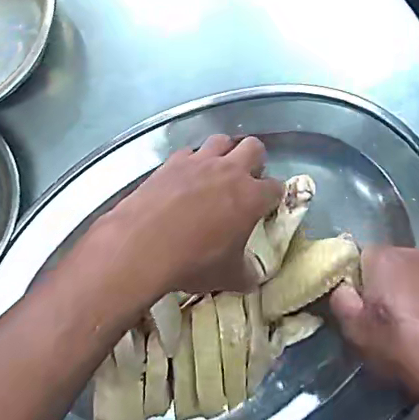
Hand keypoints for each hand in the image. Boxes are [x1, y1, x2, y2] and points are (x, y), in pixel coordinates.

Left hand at [80, 135, 280, 302]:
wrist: (143, 244)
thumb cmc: (193, 261)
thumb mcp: (227, 276)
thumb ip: (245, 274)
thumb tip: (253, 280)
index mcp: (251, 196)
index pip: (276, 187)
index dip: (273, 196)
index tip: (267, 206)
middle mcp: (230, 170)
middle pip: (254, 147)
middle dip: (255, 160)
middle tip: (246, 180)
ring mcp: (199, 161)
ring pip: (221, 140)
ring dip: (223, 153)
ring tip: (217, 171)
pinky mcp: (172, 161)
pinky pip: (189, 152)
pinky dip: (191, 162)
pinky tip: (184, 177)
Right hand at [330, 246, 418, 413]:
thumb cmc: (412, 355)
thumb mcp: (360, 337)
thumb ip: (341, 304)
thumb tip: (341, 288)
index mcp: (387, 258)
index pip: (358, 258)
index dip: (355, 285)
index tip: (358, 313)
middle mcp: (418, 254)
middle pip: (389, 266)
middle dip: (384, 290)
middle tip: (382, 327)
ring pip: (418, 279)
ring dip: (412, 299)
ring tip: (414, 337)